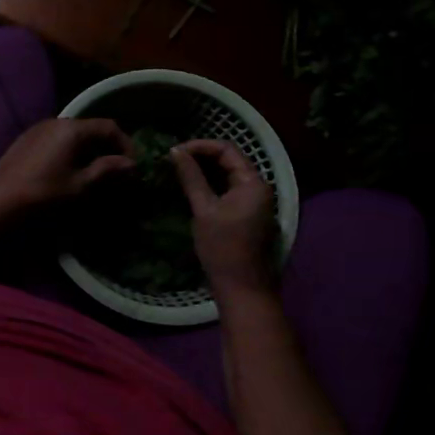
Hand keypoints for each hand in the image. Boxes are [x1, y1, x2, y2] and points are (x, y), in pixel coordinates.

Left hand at [0, 118, 134, 212]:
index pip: (109, 127)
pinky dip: (68, 151)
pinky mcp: (25, 140)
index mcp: (73, 129)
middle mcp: (56, 122)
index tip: (132, 166)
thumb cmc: (46, 192)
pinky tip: (66, 171)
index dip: (125, 144)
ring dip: (87, 150)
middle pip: (90, 129)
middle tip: (115, 170)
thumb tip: (130, 164)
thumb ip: (107, 170)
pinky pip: (55, 140)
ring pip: (72, 134)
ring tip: (93, 172)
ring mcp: (38, 129)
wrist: (1, 201)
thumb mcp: (81, 184)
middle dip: (106, 148)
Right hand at [170, 140, 276, 296]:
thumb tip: (175, 151)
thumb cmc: (222, 248)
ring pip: (229, 175)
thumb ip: (191, 177)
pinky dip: (211, 184)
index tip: (174, 152)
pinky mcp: (248, 213)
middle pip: (230, 160)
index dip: (200, 146)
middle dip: (201, 156)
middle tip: (174, 160)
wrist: (242, 288)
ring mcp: (256, 201)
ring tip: (179, 170)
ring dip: (205, 170)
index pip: (226, 150)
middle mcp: (260, 187)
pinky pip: (229, 189)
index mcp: (254, 183)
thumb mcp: (204, 209)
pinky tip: (192, 186)